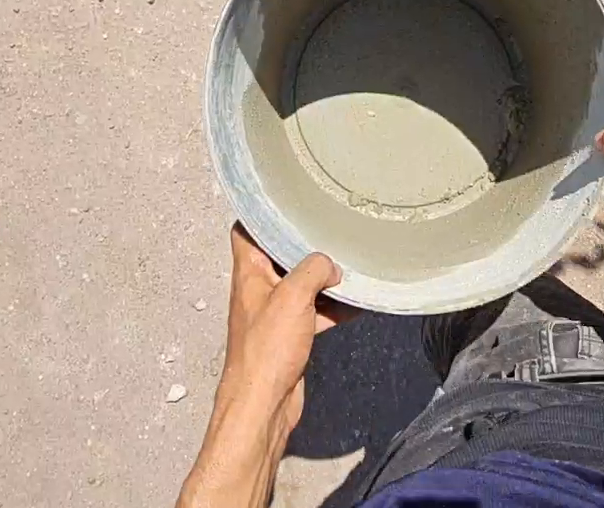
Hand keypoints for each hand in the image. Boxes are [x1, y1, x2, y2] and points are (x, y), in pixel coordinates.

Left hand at [176, 226, 350, 507]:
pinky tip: (358, 302)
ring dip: (323, 277)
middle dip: (303, 243)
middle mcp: (259, 289)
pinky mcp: (290, 337)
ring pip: (300, 284)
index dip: (260, 213)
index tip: (284, 198)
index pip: (245, 231)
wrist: (263, 406)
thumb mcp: (293, 295)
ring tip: (350, 262)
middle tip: (328, 226)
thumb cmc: (267, 348)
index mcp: (249, 272)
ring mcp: (274, 314)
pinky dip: (333, 306)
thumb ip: (314, 269)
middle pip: (279, 255)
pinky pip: (314, 312)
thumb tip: (331, 264)